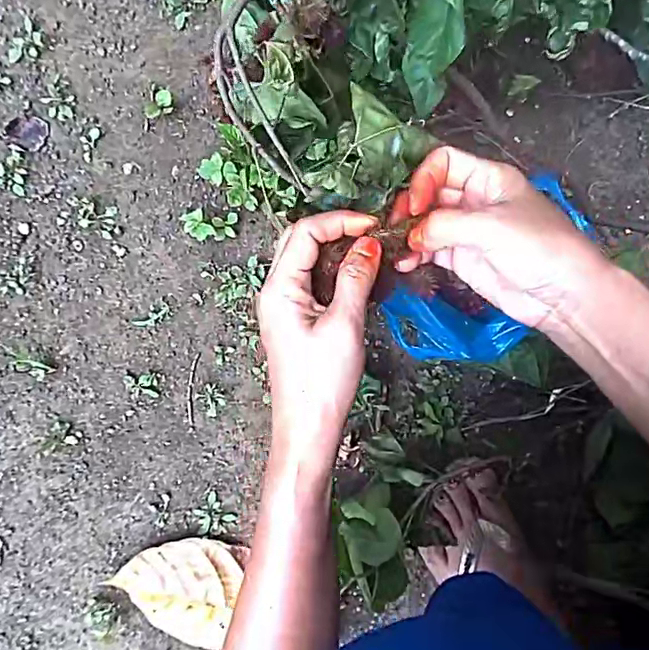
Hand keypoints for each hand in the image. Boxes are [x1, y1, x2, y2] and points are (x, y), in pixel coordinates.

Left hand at [256, 211, 379, 458]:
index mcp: (279, 289)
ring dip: (338, 251)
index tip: (373, 225)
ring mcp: (284, 306)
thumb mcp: (345, 324)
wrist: (308, 428)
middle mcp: (275, 292)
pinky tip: (360, 280)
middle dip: (337, 230)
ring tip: (371, 254)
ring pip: (308, 261)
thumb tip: (368, 245)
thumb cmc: (321, 384)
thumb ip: (356, 278)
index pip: (305, 232)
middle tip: (372, 234)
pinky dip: (336, 274)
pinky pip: (313, 283)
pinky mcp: (296, 320)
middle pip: (301, 241)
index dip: (340, 221)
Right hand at [391, 145, 607, 328]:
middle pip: (429, 192)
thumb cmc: (544, 249)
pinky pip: (430, 249)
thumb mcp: (493, 227)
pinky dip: (415, 253)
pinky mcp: (464, 258)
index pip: (444, 162)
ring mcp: (468, 230)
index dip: (423, 178)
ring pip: (426, 222)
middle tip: (399, 226)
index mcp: (489, 178)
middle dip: (410, 207)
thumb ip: (447, 225)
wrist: (564, 294)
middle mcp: (476, 200)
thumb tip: (414, 233)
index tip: (415, 203)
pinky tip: (407, 262)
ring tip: (400, 248)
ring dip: (409, 233)